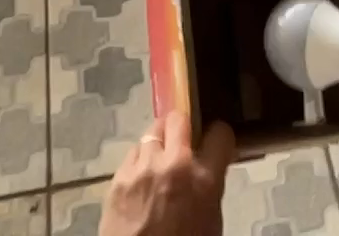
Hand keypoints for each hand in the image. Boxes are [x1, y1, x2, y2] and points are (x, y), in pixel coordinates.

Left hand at [99, 111, 235, 235]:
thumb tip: (208, 164)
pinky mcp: (118, 177)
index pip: (220, 133)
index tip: (215, 142)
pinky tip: (142, 178)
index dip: (218, 136)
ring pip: (152, 132)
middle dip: (183, 127)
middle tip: (184, 142)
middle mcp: (173, 165)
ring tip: (160, 161)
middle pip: (179, 118)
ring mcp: (142, 168)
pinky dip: (140, 160)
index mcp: (203, 180)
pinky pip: (133, 153)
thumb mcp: (211, 221)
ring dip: (159, 143)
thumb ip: (210, 185)